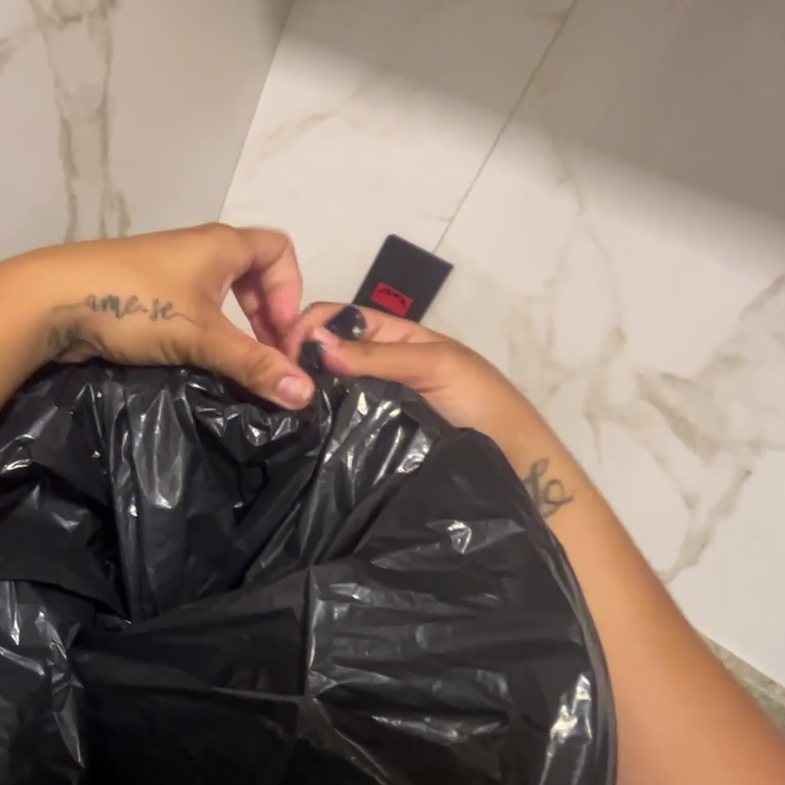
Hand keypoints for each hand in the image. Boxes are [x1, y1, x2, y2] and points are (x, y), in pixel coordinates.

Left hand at [4, 224, 315, 408]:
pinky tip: (195, 366)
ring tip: (233, 367)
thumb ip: (252, 364)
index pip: (278, 251)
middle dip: (264, 316)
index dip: (290, 291)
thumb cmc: (136, 305)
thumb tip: (305, 394)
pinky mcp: (140, 299)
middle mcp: (196, 252)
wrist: (53, 302)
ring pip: (215, 298)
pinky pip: (186, 313)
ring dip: (231, 330)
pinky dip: (200, 336)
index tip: (280, 334)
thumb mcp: (201, 336)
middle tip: (264, 358)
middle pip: (249, 275)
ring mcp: (164, 275)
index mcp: (220, 245)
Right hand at [279, 302, 559, 466]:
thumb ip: (375, 355)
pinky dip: (304, 417)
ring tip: (275, 402)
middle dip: (291, 356)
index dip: (306, 326)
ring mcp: (361, 403)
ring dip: (294, 388)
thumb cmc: (481, 405)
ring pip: (315, 386)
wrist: (510, 466)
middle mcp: (367, 367)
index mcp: (389, 338)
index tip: (284, 351)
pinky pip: (324, 420)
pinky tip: (289, 422)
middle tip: (274, 379)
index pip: (334, 318)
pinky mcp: (356, 438)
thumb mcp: (434, 366)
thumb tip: (312, 343)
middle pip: (317, 351)